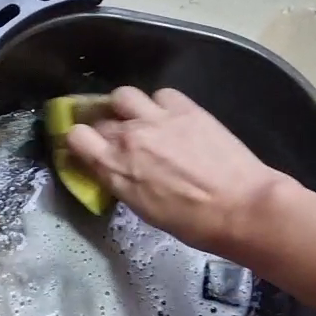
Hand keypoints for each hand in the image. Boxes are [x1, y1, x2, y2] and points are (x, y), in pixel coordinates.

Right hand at [65, 86, 291, 253]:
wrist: (240, 207)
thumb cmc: (191, 221)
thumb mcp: (141, 207)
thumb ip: (121, 180)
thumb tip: (114, 169)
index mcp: (114, 167)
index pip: (75, 136)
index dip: (78, 140)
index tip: (85, 148)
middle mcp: (129, 136)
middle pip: (99, 117)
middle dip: (102, 127)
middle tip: (115, 138)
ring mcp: (158, 118)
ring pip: (124, 96)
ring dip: (126, 107)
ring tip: (138, 118)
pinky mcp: (186, 108)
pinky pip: (161, 94)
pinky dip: (160, 104)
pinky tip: (170, 118)